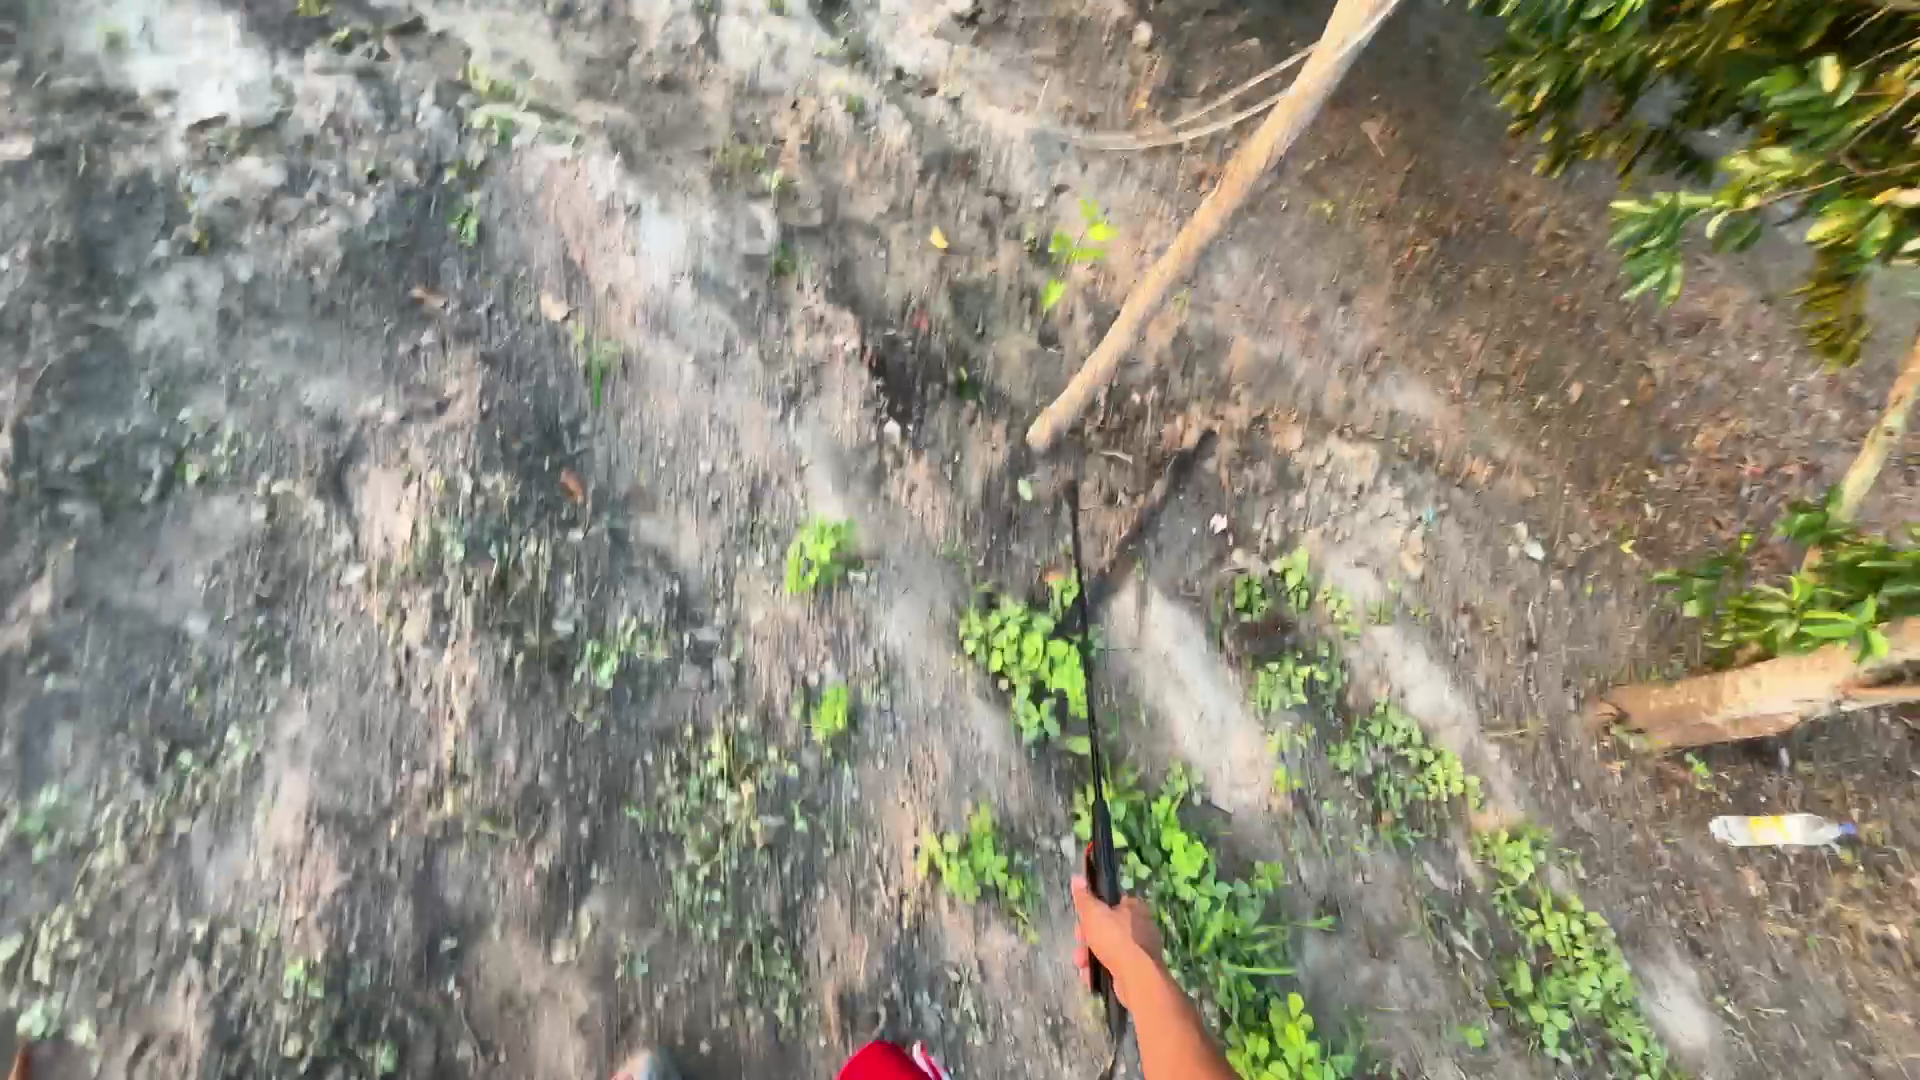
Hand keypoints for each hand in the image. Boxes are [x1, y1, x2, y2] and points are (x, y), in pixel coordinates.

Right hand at [1070, 875, 1164, 1008]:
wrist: (1137, 979)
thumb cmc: (1115, 939)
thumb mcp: (1093, 913)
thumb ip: (1083, 897)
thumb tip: (1077, 877)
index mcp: (1134, 907)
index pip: (1109, 903)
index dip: (1091, 912)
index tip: (1080, 921)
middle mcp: (1140, 927)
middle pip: (1105, 928)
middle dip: (1087, 939)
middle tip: (1079, 946)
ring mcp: (1140, 950)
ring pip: (1107, 949)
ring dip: (1090, 956)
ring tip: (1082, 966)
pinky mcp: (1137, 971)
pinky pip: (1114, 966)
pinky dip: (1100, 970)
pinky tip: (1090, 977)